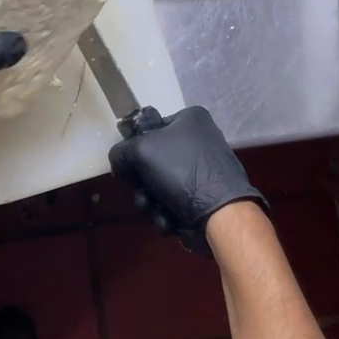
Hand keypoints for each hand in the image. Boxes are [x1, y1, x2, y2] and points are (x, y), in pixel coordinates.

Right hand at [109, 106, 264, 252]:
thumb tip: (120, 163)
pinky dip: (166, 212)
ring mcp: (201, 171)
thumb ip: (120, 152)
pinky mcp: (202, 197)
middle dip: (141, 183)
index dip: (134, 147)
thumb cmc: (181, 171)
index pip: (149, 128)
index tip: (128, 165)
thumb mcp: (141, 150)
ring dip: (149, 201)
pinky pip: (172, 202)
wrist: (219, 214)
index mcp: (190, 120)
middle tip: (141, 190)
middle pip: (151, 161)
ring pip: (158, 185)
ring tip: (155, 209)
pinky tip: (169, 219)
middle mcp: (198, 142)